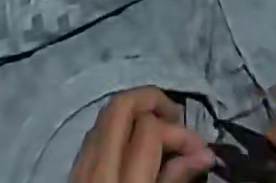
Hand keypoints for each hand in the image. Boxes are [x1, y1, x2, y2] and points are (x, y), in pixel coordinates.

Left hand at [71, 87, 217, 182]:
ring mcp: (79, 171)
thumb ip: (174, 182)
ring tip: (160, 130)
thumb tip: (203, 153)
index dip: (180, 132)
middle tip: (176, 118)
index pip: (149, 131)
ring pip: (104, 115)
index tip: (201, 150)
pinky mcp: (72, 175)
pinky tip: (134, 146)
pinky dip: (117, 129)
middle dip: (152, 100)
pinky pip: (94, 135)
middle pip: (120, 106)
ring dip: (135, 112)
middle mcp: (96, 171)